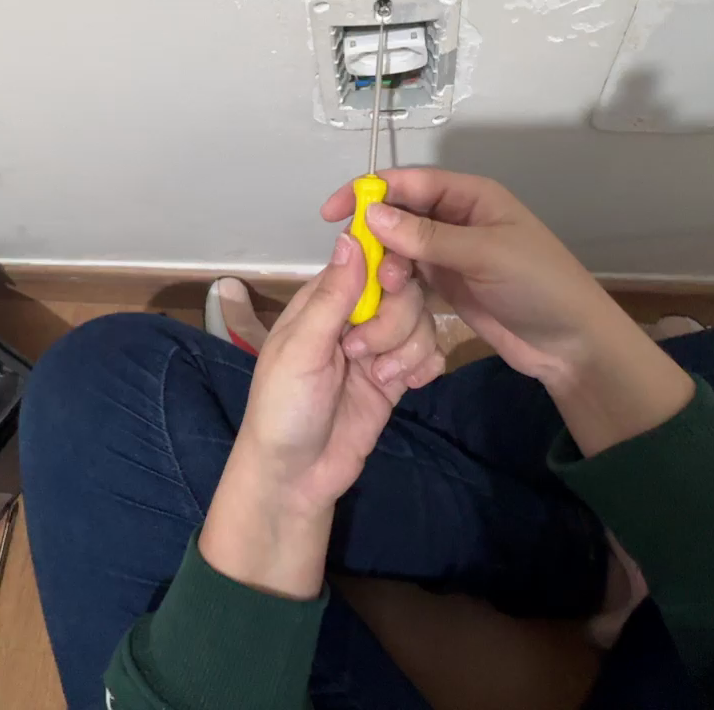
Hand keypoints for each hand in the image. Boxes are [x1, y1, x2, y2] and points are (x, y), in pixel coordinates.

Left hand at [199, 233, 443, 597]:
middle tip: (363, 354)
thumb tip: (350, 237)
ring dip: (407, 348)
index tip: (393, 284)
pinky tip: (408, 386)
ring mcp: (377, 345)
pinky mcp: (396, 375)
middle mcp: (352, 315)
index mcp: (322, 299)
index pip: (366, 259)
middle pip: (402, 288)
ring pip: (420, 320)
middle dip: (394, 321)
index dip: (387, 262)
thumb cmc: (284, 407)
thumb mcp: (301, 350)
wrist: (297, 477)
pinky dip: (425, 365)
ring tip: (380, 379)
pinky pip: (429, 352)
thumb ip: (331, 297)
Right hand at [321, 168, 632, 382]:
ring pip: (398, 247)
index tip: (332, 212)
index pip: (409, 182)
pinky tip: (384, 300)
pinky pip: (408, 274)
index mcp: (469, 196)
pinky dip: (393, 285)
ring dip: (385, 264)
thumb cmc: (538, 286)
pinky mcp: (445, 283)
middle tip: (359, 264)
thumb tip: (372, 214)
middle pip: (398, 213)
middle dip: (375, 235)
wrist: (570, 345)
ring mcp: (448, 252)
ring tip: (386, 289)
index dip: (368, 191)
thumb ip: (426, 236)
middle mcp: (454, 218)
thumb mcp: (484, 255)